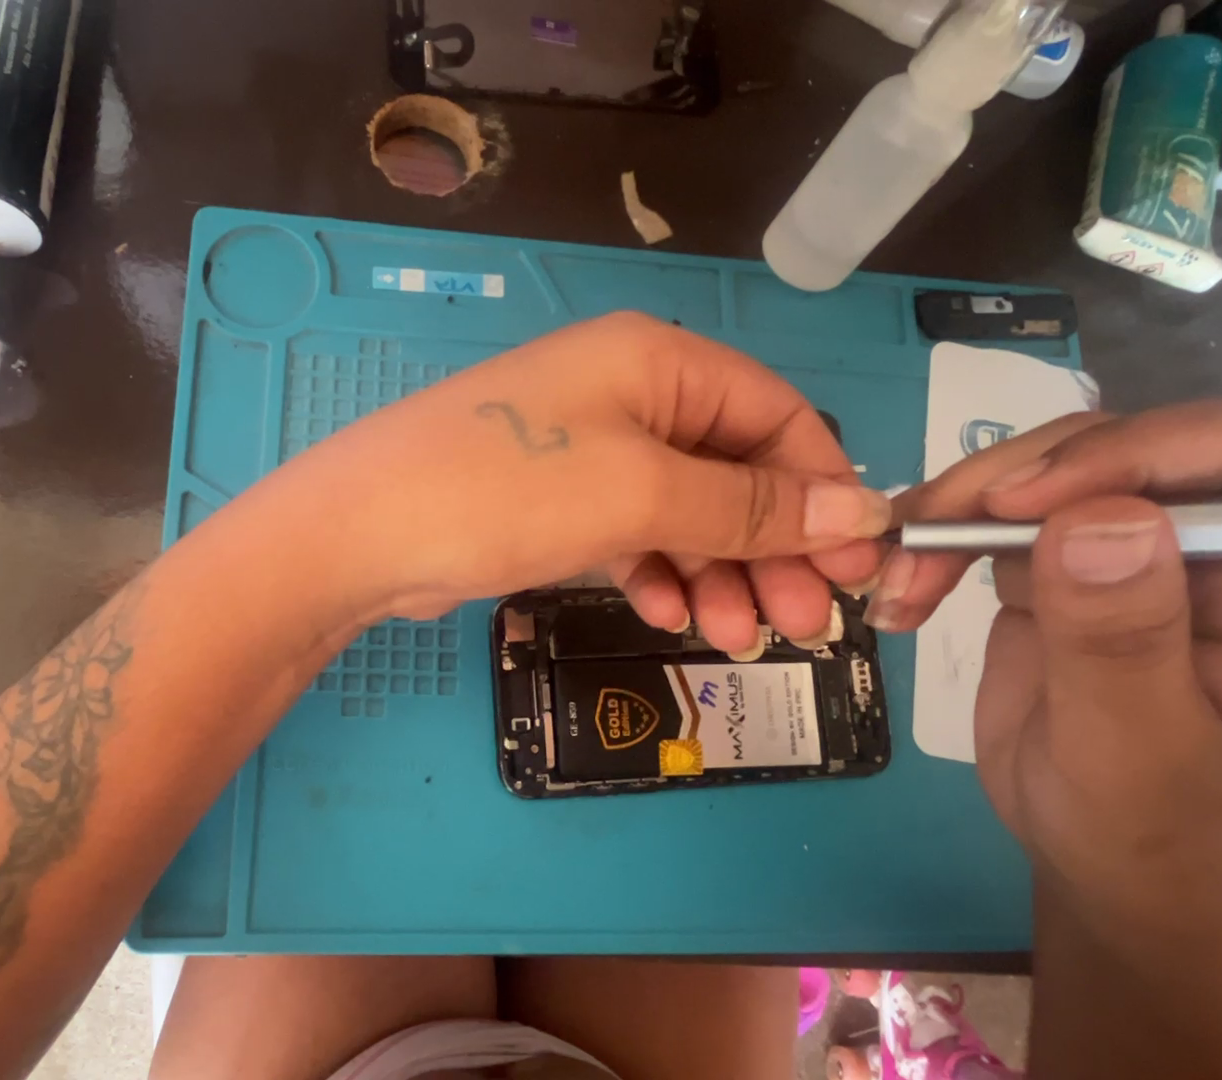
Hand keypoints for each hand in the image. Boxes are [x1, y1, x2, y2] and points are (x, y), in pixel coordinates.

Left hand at [262, 313, 889, 651]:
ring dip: (718, 573)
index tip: (857, 568)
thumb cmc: (506, 492)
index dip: (823, 490)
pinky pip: (630, 531)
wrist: (362, 532)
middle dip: (772, 547)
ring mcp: (584, 448)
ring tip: (739, 638)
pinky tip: (669, 616)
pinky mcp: (552, 498)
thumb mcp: (639, 494)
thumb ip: (749, 506)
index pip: (775, 415)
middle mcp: (624, 392)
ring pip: (682, 510)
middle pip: (732, 469)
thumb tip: (860, 509)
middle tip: (806, 627)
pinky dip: (657, 572)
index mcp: (655, 361)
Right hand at [886, 395, 1221, 960]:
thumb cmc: (1158, 838)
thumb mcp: (1137, 752)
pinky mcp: (1059, 572)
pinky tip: (898, 590)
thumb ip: (1122, 640)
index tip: (1028, 502)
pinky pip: (992, 522)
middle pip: (1128, 446)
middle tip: (923, 533)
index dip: (1154, 447)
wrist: (1110, 879)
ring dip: (954, 511)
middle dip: (1013, 480)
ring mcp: (1136, 555)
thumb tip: (1095, 518)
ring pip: (1044, 473)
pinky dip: (932, 543)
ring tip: (893, 579)